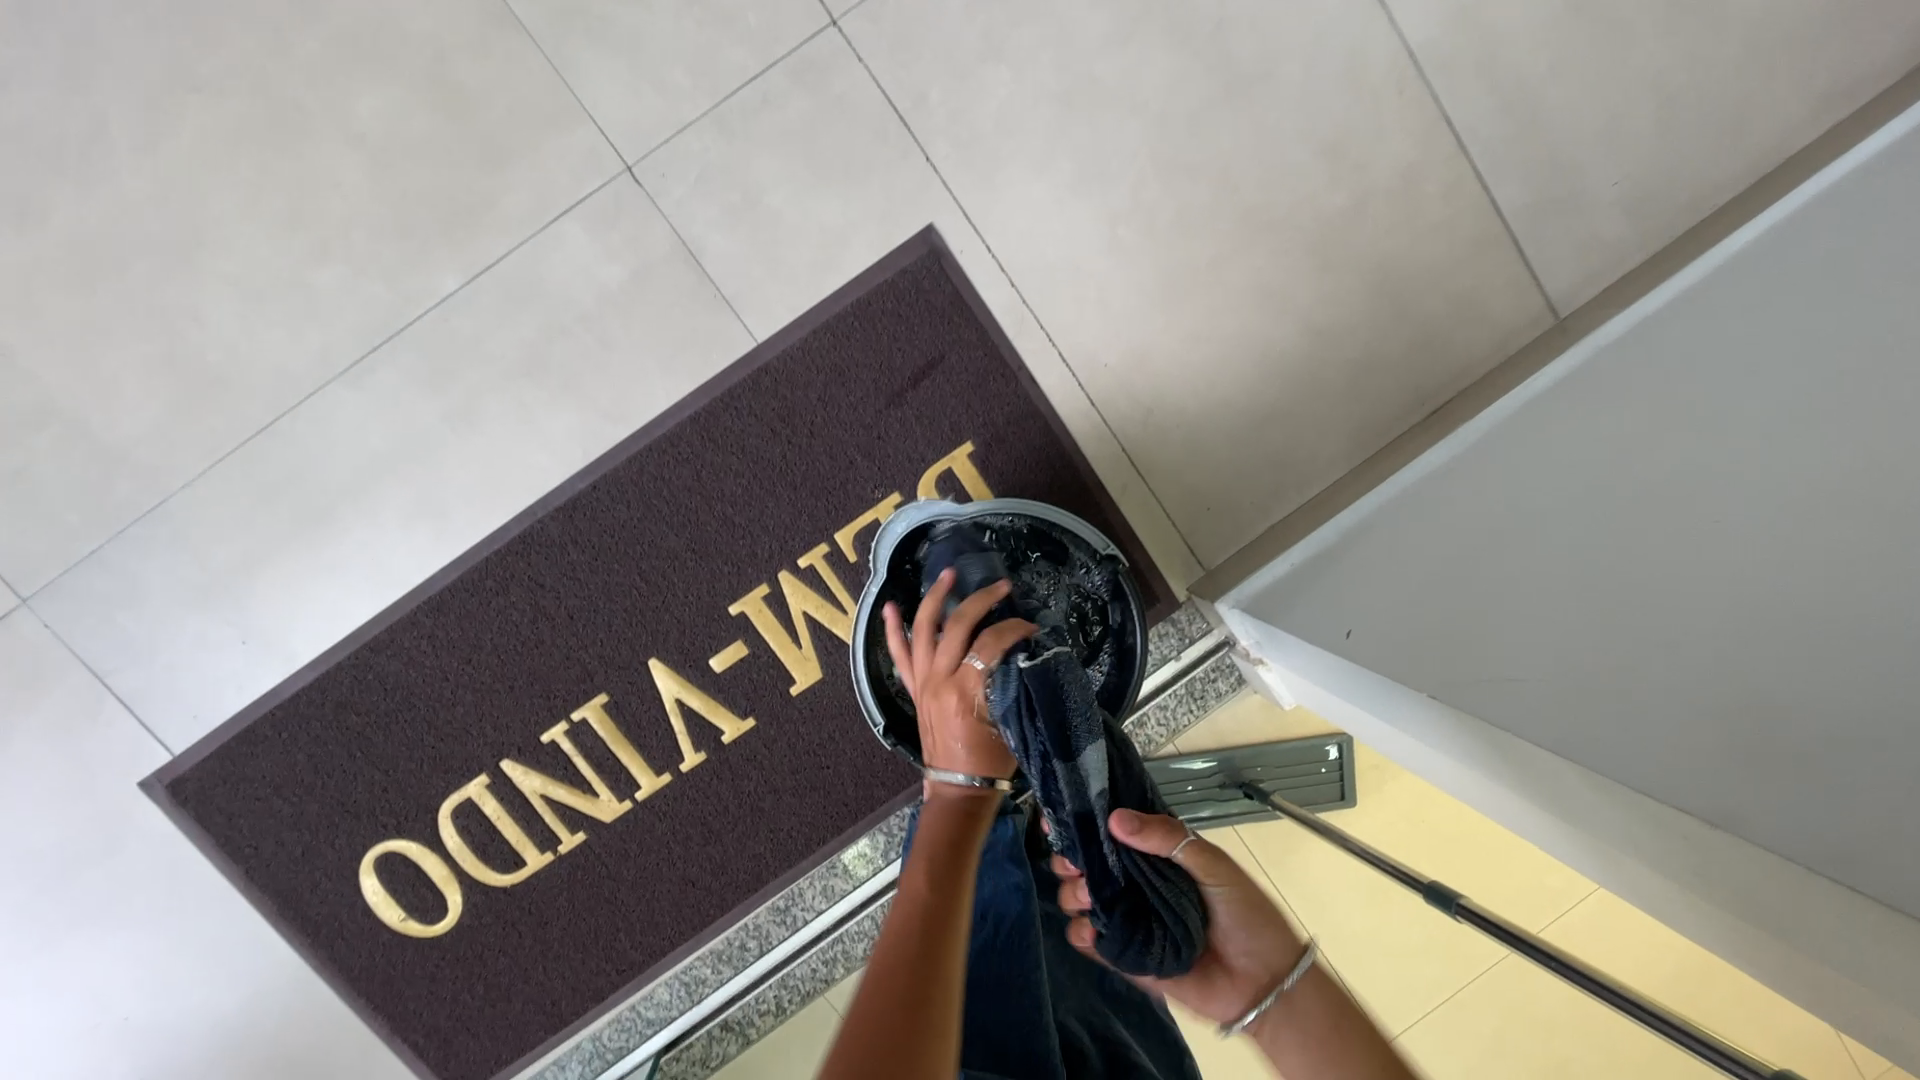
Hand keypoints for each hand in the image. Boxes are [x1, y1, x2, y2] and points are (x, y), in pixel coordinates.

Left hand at [883, 568, 1036, 789]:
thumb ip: (1015, 684)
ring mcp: (922, 683)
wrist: (959, 790)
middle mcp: (938, 681)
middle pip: (958, 627)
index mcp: (966, 691)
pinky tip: (891, 606)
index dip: (1014, 629)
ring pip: (924, 630)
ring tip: (948, 575)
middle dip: (981, 600)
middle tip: (1002, 586)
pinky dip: (893, 629)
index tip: (1032, 628)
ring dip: (936, 598)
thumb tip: (1024, 652)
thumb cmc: (992, 762)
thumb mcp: (1012, 723)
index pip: (991, 643)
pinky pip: (899, 654)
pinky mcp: (914, 689)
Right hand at [1054, 809, 1306, 1025]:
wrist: (1263, 983)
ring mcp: (1125, 917)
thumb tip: (1115, 819)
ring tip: (1090, 897)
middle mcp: (1132, 881)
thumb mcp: (1214, 865)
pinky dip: (1081, 933)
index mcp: (1153, 854)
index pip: (1108, 830)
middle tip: (1075, 864)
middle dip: (1069, 858)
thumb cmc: (1245, 913)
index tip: (1060, 817)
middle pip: (1083, 862)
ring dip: (1073, 893)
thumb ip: (1168, 837)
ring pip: (1077, 897)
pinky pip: (1086, 941)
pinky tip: (1093, 930)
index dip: (1082, 821)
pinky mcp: (1122, 955)